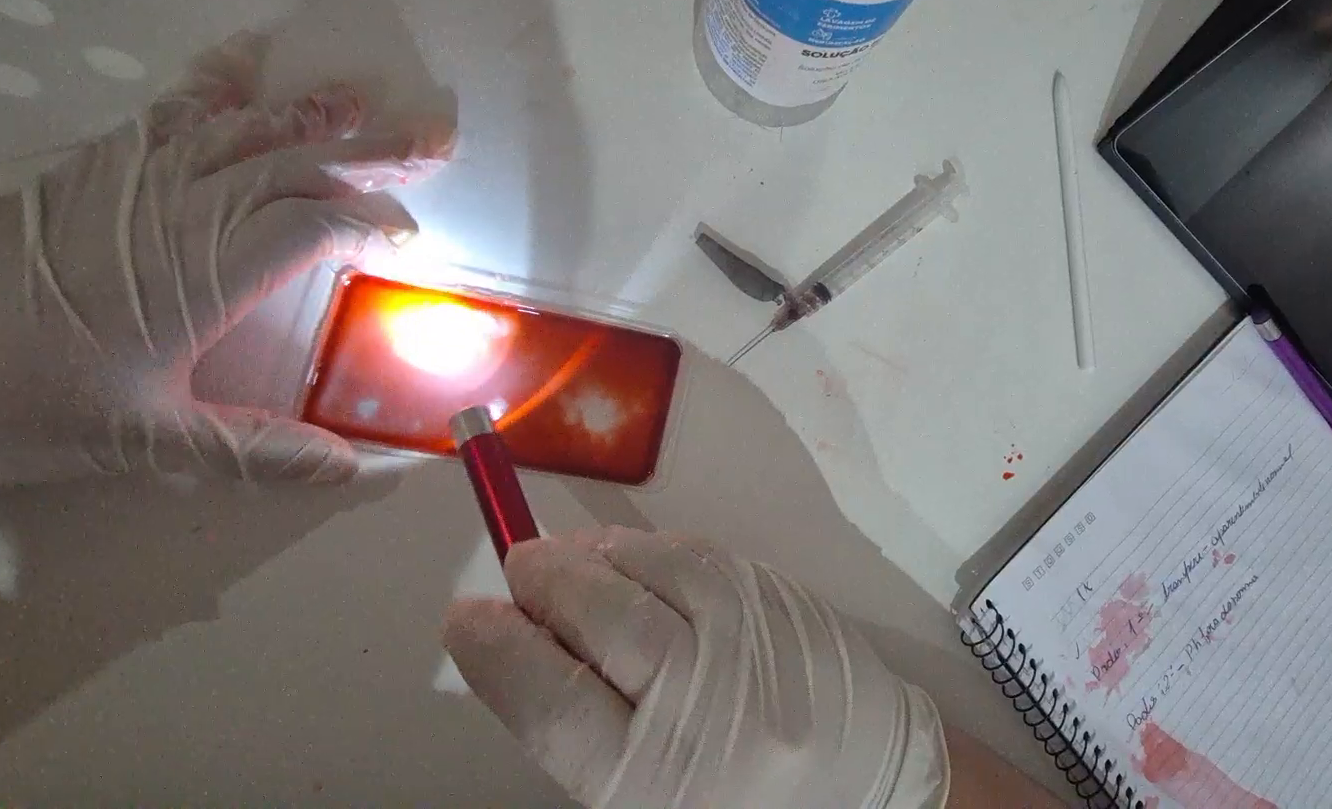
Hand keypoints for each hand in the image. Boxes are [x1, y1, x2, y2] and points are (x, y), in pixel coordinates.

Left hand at [0, 32, 454, 487]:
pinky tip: (254, 60)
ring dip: (317, 113)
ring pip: (246, 131)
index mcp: (202, 275)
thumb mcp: (144, 440)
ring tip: (371, 95)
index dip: (372, 222)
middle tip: (436, 139)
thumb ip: (258, 450)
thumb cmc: (19, 407)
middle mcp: (179, 213)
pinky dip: (222, 82)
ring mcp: (134, 179)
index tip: (409, 236)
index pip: (313, 226)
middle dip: (374, 152)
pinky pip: (172, 110)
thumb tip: (350, 468)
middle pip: (296, 165)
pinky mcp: (95, 167)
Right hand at [444, 527, 949, 808]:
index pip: (556, 705)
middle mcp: (709, 703)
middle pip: (606, 619)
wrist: (867, 783)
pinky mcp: (782, 600)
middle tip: (518, 565)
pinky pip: (702, 556)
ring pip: (655, 572)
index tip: (465, 615)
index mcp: (660, 782)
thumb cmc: (739, 803)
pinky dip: (651, 547)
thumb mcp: (650, 792)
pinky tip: (627, 552)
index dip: (500, 652)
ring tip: (564, 554)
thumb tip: (525, 637)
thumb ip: (586, 722)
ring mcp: (753, 640)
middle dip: (547, 582)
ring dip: (597, 553)